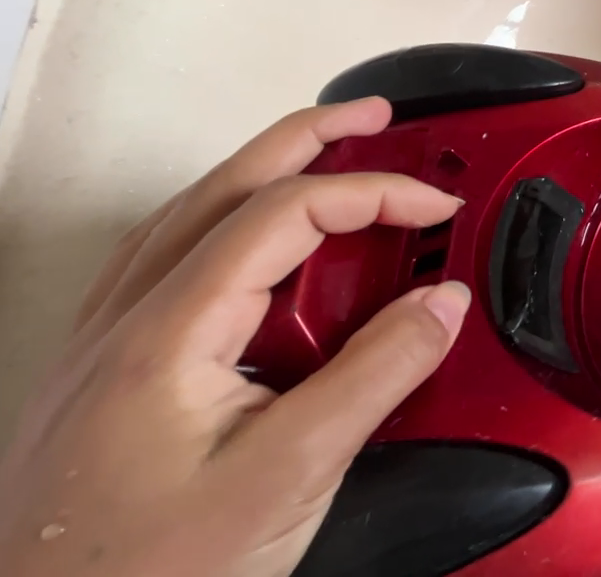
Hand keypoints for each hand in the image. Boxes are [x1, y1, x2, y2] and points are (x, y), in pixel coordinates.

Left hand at [0, 99, 470, 576]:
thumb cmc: (152, 571)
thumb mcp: (289, 473)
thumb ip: (377, 375)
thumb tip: (445, 300)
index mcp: (165, 335)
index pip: (284, 214)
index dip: (376, 194)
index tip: (442, 211)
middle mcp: (124, 324)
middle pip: (219, 190)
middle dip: (307, 137)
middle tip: (376, 115)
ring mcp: (107, 348)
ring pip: (186, 218)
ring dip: (265, 168)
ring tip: (328, 151)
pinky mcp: (113, 375)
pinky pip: (171, 262)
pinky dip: (231, 219)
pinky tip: (261, 237)